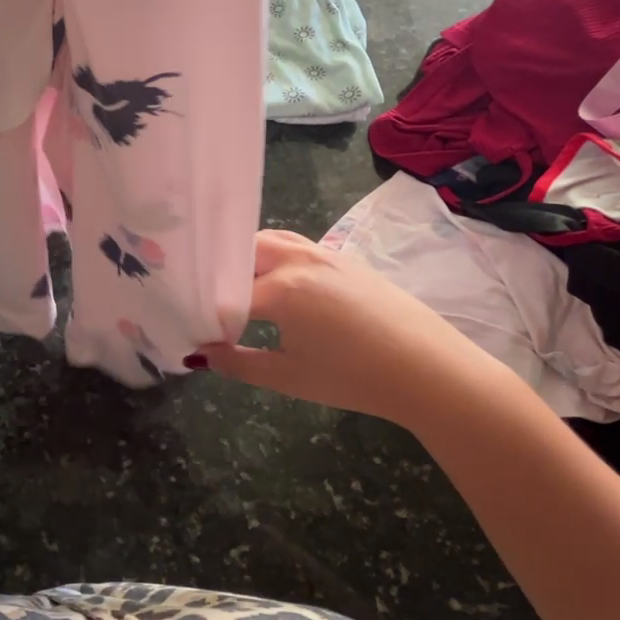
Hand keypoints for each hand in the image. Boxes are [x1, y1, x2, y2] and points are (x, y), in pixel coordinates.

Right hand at [194, 230, 505, 424]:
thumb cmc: (353, 378)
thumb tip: (199, 352)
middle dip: (218, 272)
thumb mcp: (286, 377)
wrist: (429, 371)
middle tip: (202, 299)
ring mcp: (323, 254)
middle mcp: (297, 260)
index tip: (189, 327)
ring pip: (268, 241)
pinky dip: (272, 257)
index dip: (201, 311)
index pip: (222, 293)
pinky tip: (274, 285)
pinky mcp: (344, 259)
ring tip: (233, 287)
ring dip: (245, 258)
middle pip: (240, 251)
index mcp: (279, 289)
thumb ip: (235, 362)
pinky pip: (294, 246)